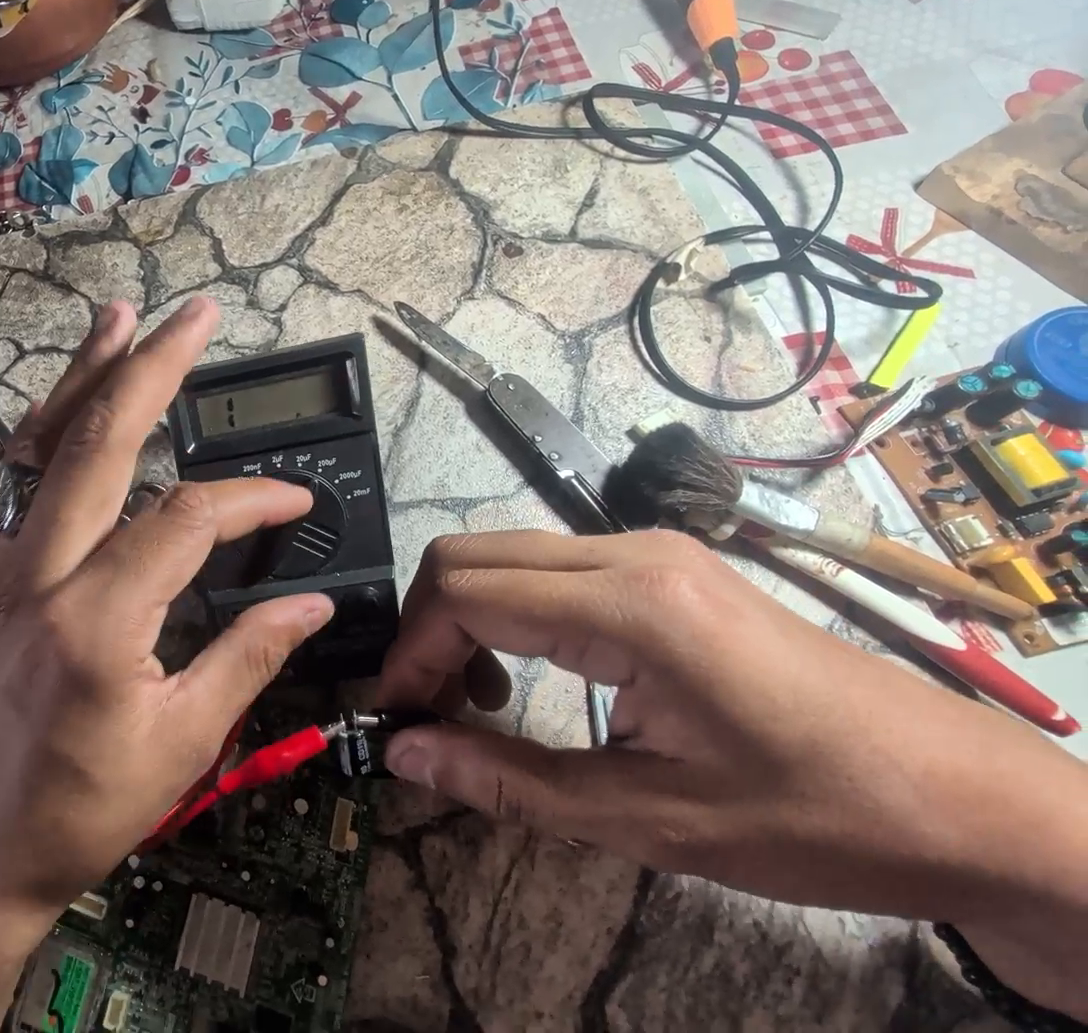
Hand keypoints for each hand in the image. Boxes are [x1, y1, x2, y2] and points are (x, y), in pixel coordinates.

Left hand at [0, 297, 333, 1030]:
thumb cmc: (80, 808)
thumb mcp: (182, 743)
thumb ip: (247, 658)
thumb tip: (309, 604)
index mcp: (98, 619)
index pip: (188, 519)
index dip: (251, 498)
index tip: (295, 500)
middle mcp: (43, 574)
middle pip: (99, 443)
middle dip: (151, 369)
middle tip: (194, 315)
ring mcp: (8, 569)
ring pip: (43, 448)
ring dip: (84, 378)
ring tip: (116, 320)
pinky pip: (15, 482)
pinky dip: (44, 431)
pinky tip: (64, 408)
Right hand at [377, 529, 1087, 1017]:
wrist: (975, 802)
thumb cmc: (817, 817)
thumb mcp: (648, 819)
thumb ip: (506, 780)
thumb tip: (400, 752)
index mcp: (629, 605)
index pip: (463, 592)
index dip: (410, 652)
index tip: (397, 715)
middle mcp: (632, 553)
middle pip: (468, 556)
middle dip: (426, 630)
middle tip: (427, 709)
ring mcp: (654, 552)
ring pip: (502, 557)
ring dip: (464, 622)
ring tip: (475, 701)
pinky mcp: (667, 569)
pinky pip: (547, 569)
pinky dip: (509, 616)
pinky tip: (530, 676)